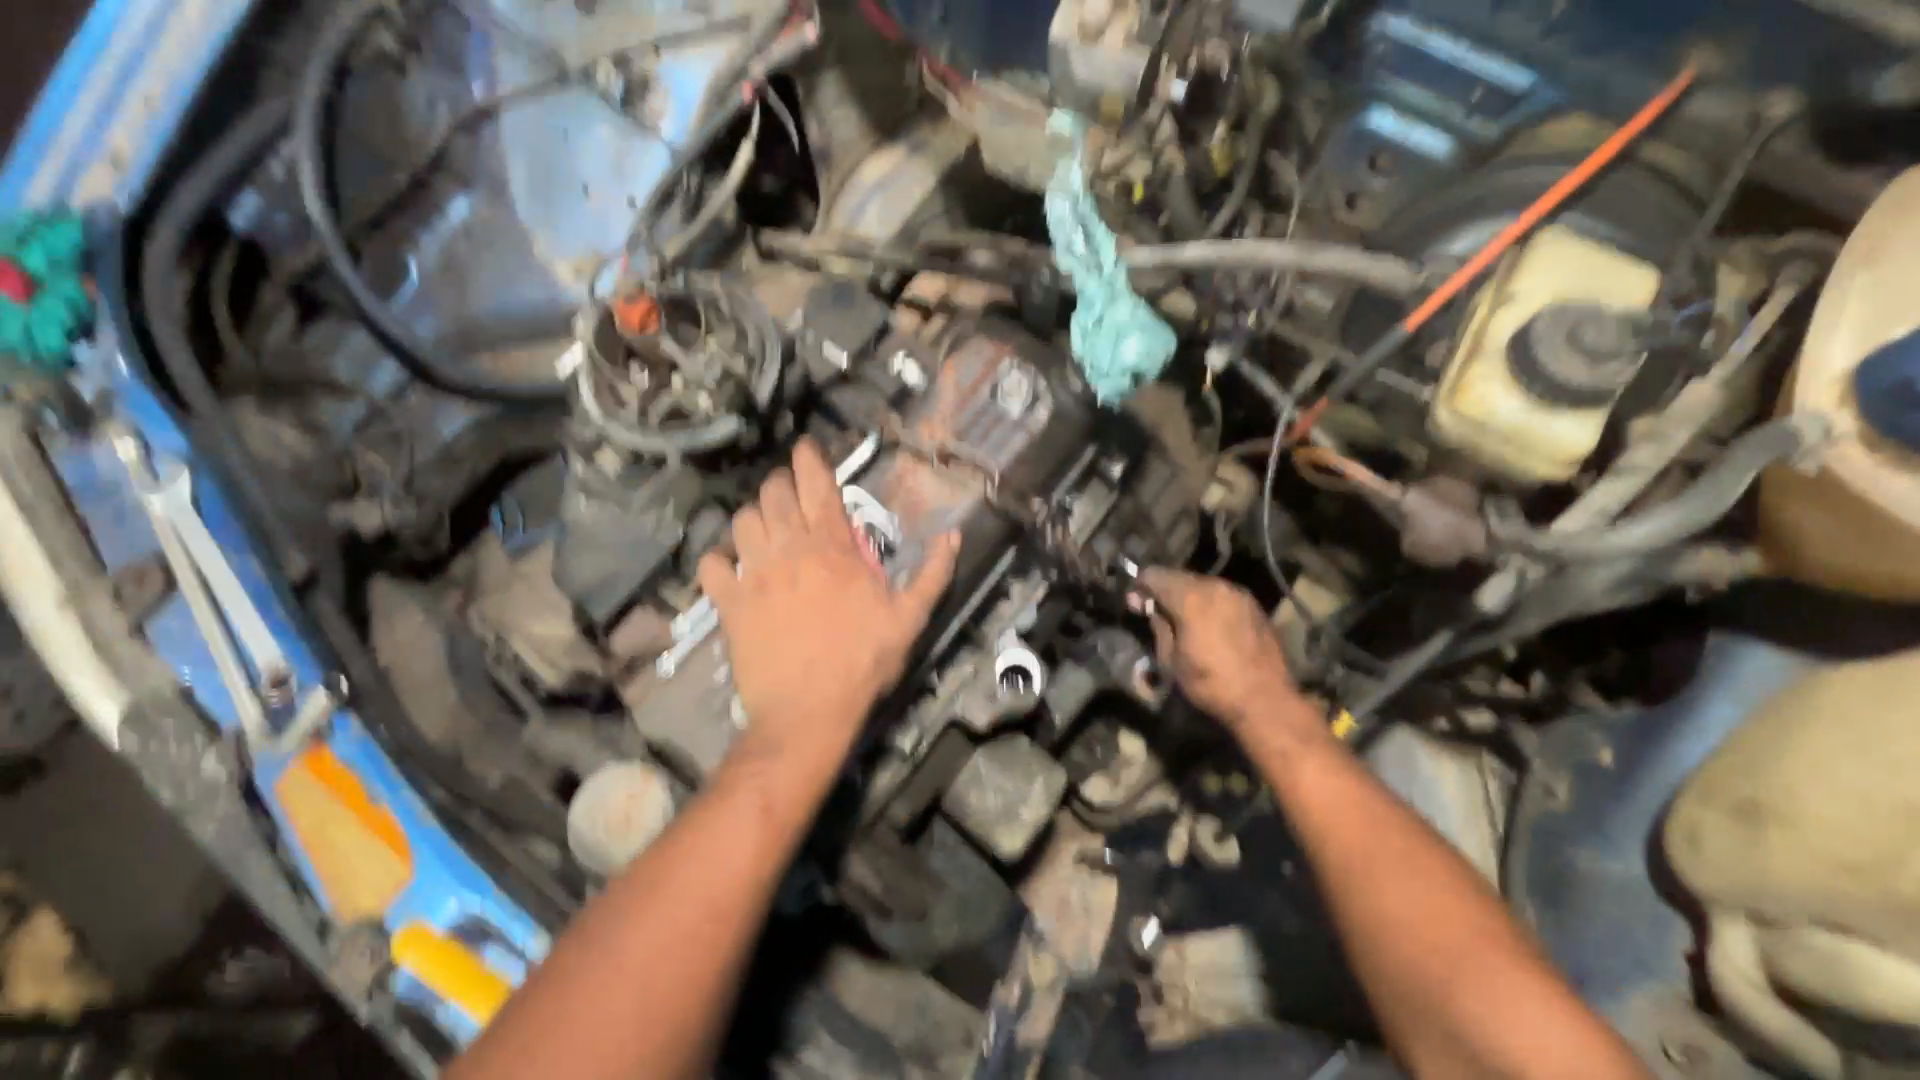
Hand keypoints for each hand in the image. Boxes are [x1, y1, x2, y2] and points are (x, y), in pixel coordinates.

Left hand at [700, 439, 959, 771]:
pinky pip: (712, 564)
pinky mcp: (730, 603)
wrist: (808, 711)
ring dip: (753, 518)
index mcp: (833, 547)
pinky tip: (733, 571)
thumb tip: (954, 536)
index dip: (809, 458)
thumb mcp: (911, 619)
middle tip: (791, 498)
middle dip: (781, 486)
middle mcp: (790, 549)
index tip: (805, 448)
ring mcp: (755, 574)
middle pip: (772, 493)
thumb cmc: (863, 663)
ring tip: (765, 532)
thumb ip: (932, 573)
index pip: (816, 484)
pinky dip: (719, 562)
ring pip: (740, 521)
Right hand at [1141, 568, 1316, 739]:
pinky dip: (1210, 604)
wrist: (1264, 699)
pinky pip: (1222, 596)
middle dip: (1164, 590)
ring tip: (1184, 620)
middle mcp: (1216, 586)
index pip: (1154, 575)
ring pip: (1203, 585)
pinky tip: (1209, 625)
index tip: (1135, 604)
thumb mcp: (1171, 660)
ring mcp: (1238, 593)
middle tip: (1156, 612)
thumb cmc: (1210, 684)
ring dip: (1188, 597)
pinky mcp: (1254, 605)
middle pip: (1179, 577)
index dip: (1140, 586)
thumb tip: (1148, 607)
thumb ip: (1158, 626)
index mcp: (1190, 598)